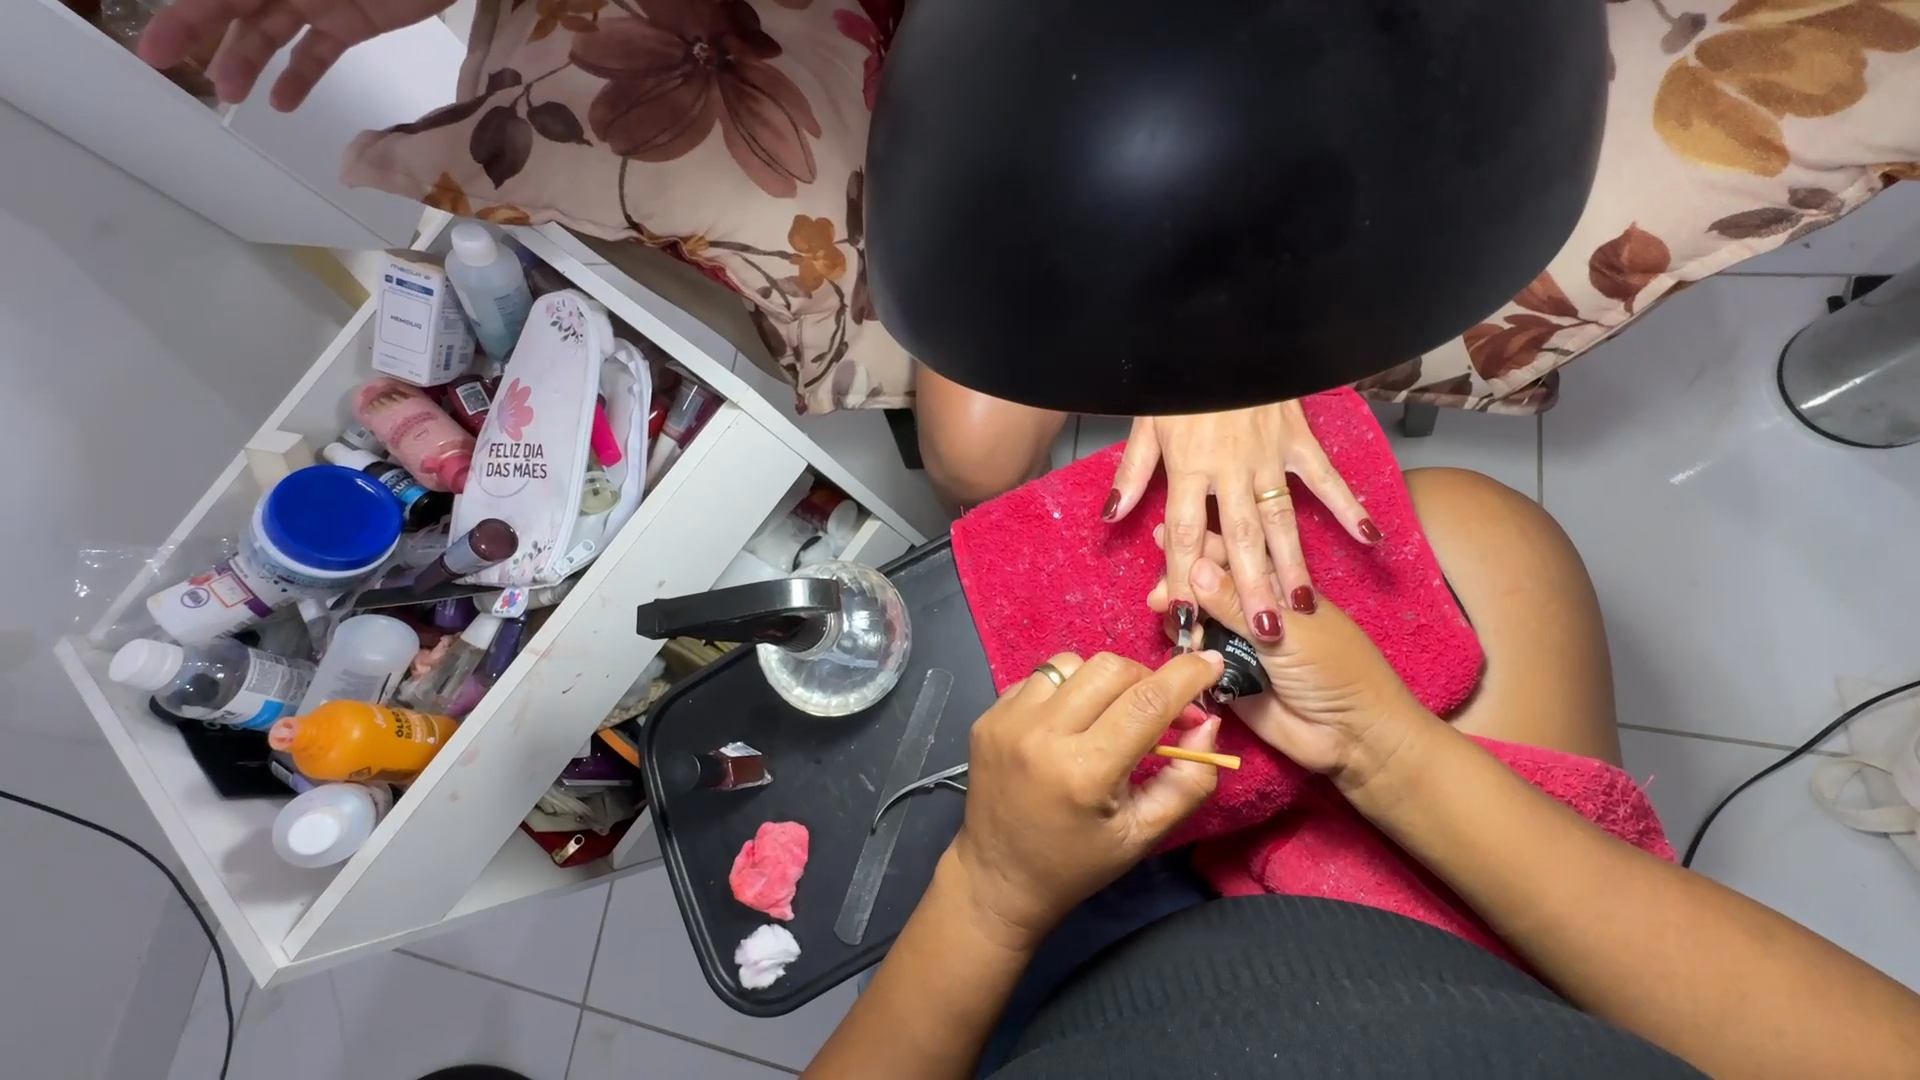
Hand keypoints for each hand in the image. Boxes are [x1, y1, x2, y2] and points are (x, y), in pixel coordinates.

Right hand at [138, 0, 457, 110]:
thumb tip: (222, 6)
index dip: (182, 20)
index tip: (154, 50)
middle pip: (231, 10)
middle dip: (205, 41)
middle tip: (188, 79)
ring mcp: (313, 0)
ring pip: (269, 34)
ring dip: (249, 64)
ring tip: (232, 96)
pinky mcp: (349, 24)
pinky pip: (317, 53)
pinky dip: (300, 77)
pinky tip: (281, 103)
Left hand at [952, 651, 1226, 948]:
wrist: (999, 875)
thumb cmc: (1078, 862)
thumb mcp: (1144, 834)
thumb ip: (1188, 780)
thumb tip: (1206, 722)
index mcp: (1085, 771)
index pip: (1146, 702)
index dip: (1186, 676)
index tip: (1211, 663)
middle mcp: (1042, 735)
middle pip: (1110, 669)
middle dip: (1145, 679)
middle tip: (1154, 710)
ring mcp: (1008, 721)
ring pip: (1073, 664)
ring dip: (1102, 683)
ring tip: (1105, 718)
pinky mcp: (989, 715)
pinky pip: (1040, 677)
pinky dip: (1065, 690)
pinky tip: (1067, 724)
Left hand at [1107, 402, 1378, 647]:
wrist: (1221, 333)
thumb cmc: (1178, 383)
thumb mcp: (1146, 424)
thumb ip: (1132, 474)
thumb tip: (1112, 516)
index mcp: (1188, 468)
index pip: (1186, 532)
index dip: (1185, 576)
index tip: (1188, 616)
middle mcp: (1229, 469)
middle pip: (1240, 537)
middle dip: (1252, 586)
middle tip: (1265, 630)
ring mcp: (1268, 455)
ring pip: (1282, 518)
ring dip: (1293, 563)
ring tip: (1303, 605)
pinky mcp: (1298, 439)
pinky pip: (1326, 476)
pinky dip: (1348, 505)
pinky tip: (1369, 537)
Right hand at [1146, 529, 1428, 792]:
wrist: (1352, 735)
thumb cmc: (1335, 669)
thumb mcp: (1289, 629)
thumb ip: (1238, 603)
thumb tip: (1195, 566)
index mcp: (1273, 586)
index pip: (1230, 555)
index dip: (1197, 547)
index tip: (1163, 539)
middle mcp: (1251, 609)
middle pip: (1204, 587)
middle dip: (1179, 585)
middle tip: (1161, 597)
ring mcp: (1236, 642)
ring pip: (1195, 621)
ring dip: (1179, 618)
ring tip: (1170, 622)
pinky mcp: (1224, 675)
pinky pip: (1194, 658)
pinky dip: (1182, 651)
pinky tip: (1177, 648)